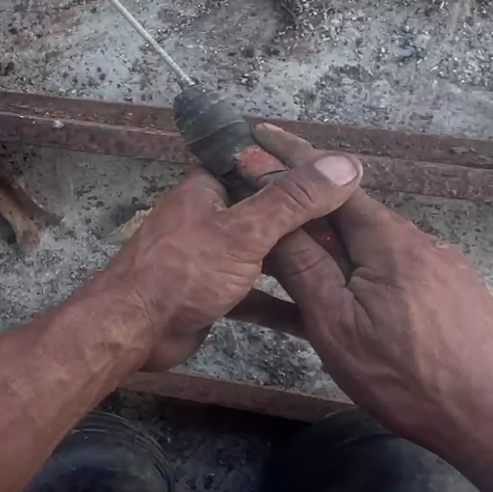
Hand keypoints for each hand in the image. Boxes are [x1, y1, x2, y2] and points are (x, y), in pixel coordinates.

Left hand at [95, 156, 361, 370]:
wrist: (136, 328)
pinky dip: (283, 301)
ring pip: (260, 254)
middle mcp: (202, 219)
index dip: (292, 171)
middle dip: (302, 221)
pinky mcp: (210, 293)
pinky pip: (254, 293)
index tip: (341, 176)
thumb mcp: (243, 231)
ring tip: (350, 264)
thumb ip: (291, 201)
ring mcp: (206, 257)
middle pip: (260, 213)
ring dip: (296, 261)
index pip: (251, 168)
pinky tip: (323, 310)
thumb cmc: (183, 271)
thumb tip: (342, 164)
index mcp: (202, 192)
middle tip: (356, 226)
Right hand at [256, 124, 492, 463]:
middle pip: (348, 212)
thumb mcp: (336, 325)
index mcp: (390, 244)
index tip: (256, 132)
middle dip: (301, 205)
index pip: (332, 183)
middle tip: (254, 207)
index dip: (291, 155)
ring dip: (325, 241)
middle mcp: (421, 246)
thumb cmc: (411, 380)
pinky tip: (337, 294)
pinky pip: (391, 267)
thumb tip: (273, 215)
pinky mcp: (456, 298)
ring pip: (368, 243)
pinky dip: (353, 266)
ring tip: (285, 257)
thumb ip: (303, 266)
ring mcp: (444, 272)